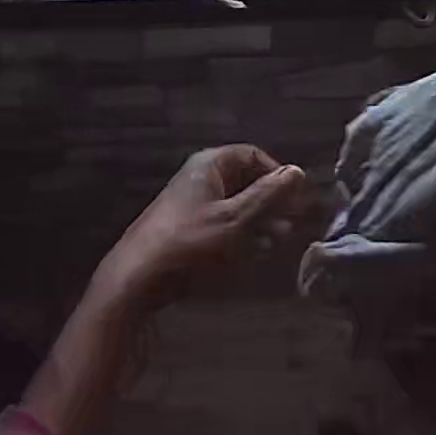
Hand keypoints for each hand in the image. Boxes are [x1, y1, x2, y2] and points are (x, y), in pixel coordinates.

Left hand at [20, 145, 308, 434]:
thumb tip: (298, 172)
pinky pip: (221, 222)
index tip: (295, 201)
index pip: (253, 155)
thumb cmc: (192, 243)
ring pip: (235, 203)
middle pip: (244, 179)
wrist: (138, 279)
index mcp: (210, 165)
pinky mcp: (186, 228)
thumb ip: (270, 195)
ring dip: (258, 220)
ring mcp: (191, 203)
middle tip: (290, 226)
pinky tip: (251, 254)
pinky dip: (240, 234)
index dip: (277, 175)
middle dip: (270, 201)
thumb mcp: (237, 219)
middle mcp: (200, 177)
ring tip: (276, 242)